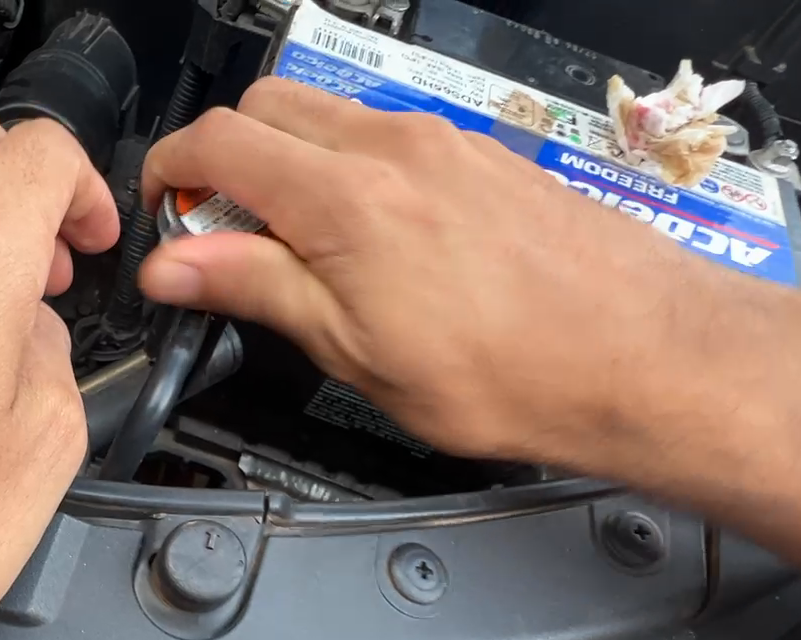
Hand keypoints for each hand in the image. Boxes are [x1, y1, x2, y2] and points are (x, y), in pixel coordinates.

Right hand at [137, 76, 792, 471]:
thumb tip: (170, 264)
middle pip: (265, 106)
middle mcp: (393, 146)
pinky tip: (348, 235)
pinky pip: (376, 133)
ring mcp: (440, 141)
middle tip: (215, 236)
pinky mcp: (474, 155)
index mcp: (347, 198)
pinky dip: (333, 167)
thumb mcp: (350, 348)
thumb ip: (255, 286)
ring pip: (321, 114)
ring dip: (277, 162)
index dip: (169, 172)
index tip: (159, 215)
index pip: (220, 142)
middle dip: (218, 159)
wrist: (640, 357)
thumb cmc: (501, 372)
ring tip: (282, 244)